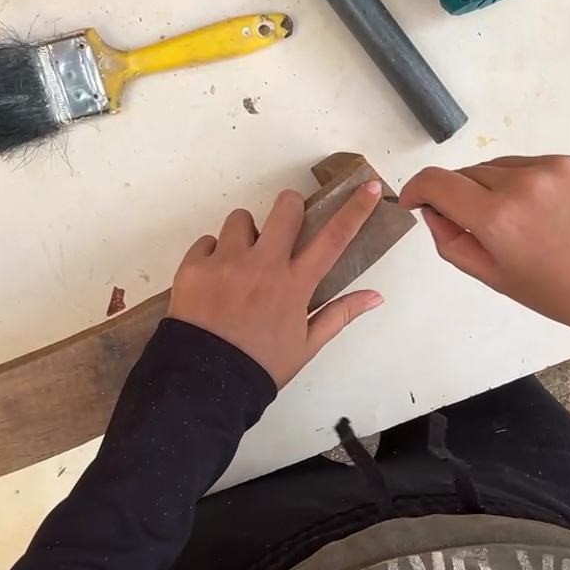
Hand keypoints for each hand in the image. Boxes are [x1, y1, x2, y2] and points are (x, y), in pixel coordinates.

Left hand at [168, 180, 386, 386]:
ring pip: (240, 220)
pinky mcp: (193, 267)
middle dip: (289, 207)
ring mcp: (225, 262)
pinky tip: (214, 280)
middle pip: (285, 209)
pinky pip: (207, 242)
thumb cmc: (261, 365)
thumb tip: (376, 296)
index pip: (333, 238)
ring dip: (245, 235)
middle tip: (284, 226)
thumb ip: (340, 314)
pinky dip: (213, 255)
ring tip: (240, 263)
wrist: (205, 383)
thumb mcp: (306, 345)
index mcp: (294, 285)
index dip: (355, 209)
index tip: (368, 186)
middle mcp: (262, 265)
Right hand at [398, 155, 569, 344]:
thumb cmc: (566, 295)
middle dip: (456, 197)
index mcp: (497, 218)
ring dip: (487, 188)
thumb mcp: (497, 280)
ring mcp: (549, 167)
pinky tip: (539, 214)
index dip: (415, 190)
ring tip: (512, 225)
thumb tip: (434, 213)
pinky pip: (526, 165)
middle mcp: (520, 182)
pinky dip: (517, 183)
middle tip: (471, 230)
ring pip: (495, 167)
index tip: (412, 203)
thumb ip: (453, 243)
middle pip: (464, 174)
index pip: (436, 182)